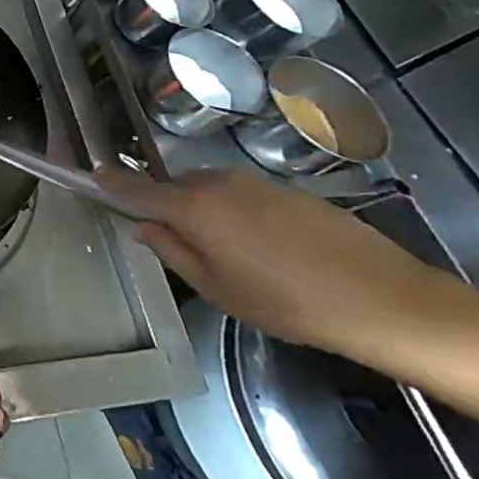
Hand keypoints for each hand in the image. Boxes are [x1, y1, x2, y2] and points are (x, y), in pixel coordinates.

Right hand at [105, 167, 478, 363]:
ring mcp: (258, 183)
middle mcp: (221, 183)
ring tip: (229, 255)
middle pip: (176, 186)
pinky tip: (264, 250)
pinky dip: (237, 213)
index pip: (139, 188)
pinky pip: (244, 196)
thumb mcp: (216, 288)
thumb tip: (147, 226)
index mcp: (195, 206)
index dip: (113, 183)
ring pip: (212, 190)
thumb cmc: (287, 302)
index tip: (94, 176)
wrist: (384, 300)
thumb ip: (172, 251)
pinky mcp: (290, 191)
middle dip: (169, 206)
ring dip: (205, 211)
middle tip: (178, 244)